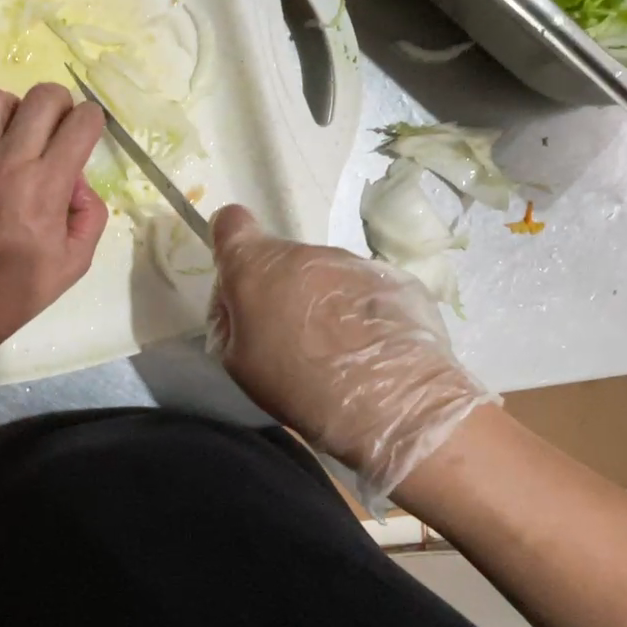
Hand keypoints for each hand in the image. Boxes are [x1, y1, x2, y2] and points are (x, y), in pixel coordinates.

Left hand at [0, 83, 109, 345]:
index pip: (81, 122)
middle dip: (61, 104)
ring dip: (14, 108)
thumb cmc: (22, 286)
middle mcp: (11, 161)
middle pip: (42, 97)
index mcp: (47, 184)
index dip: (94, 121)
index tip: (89, 135)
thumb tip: (77, 181)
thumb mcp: (77, 261)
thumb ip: (91, 214)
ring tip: (18, 132)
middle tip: (58, 128)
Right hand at [207, 205, 497, 500]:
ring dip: (323, 300)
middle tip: (289, 336)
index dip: (230, 242)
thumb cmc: (295, 384)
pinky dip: (360, 311)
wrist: (386, 403)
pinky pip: (364, 289)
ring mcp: (354, 261)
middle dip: (280, 287)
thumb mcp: (235, 360)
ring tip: (334, 348)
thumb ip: (231, 317)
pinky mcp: (396, 278)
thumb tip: (238, 301)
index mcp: (255, 267)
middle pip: (282, 258)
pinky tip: (367, 348)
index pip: (232, 223)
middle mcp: (304, 252)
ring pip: (325, 274)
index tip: (237, 272)